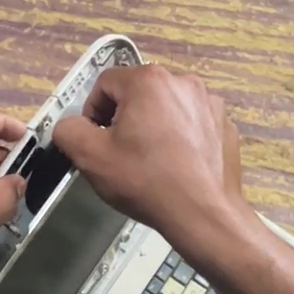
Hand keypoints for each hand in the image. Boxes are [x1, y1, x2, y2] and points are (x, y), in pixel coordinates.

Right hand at [51, 65, 255, 258]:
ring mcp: (209, 102)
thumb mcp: (90, 156)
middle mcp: (182, 81)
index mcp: (147, 80)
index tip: (95, 141)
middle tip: (120, 153)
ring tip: (150, 161)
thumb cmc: (145, 181)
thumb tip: (70, 126)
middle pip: (138, 93)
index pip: (105, 84)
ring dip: (153, 126)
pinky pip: (192, 123)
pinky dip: (180, 138)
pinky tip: (176, 165)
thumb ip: (68, 131)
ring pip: (166, 107)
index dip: (92, 112)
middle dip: (124, 119)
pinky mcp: (224, 125)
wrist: (202, 213)